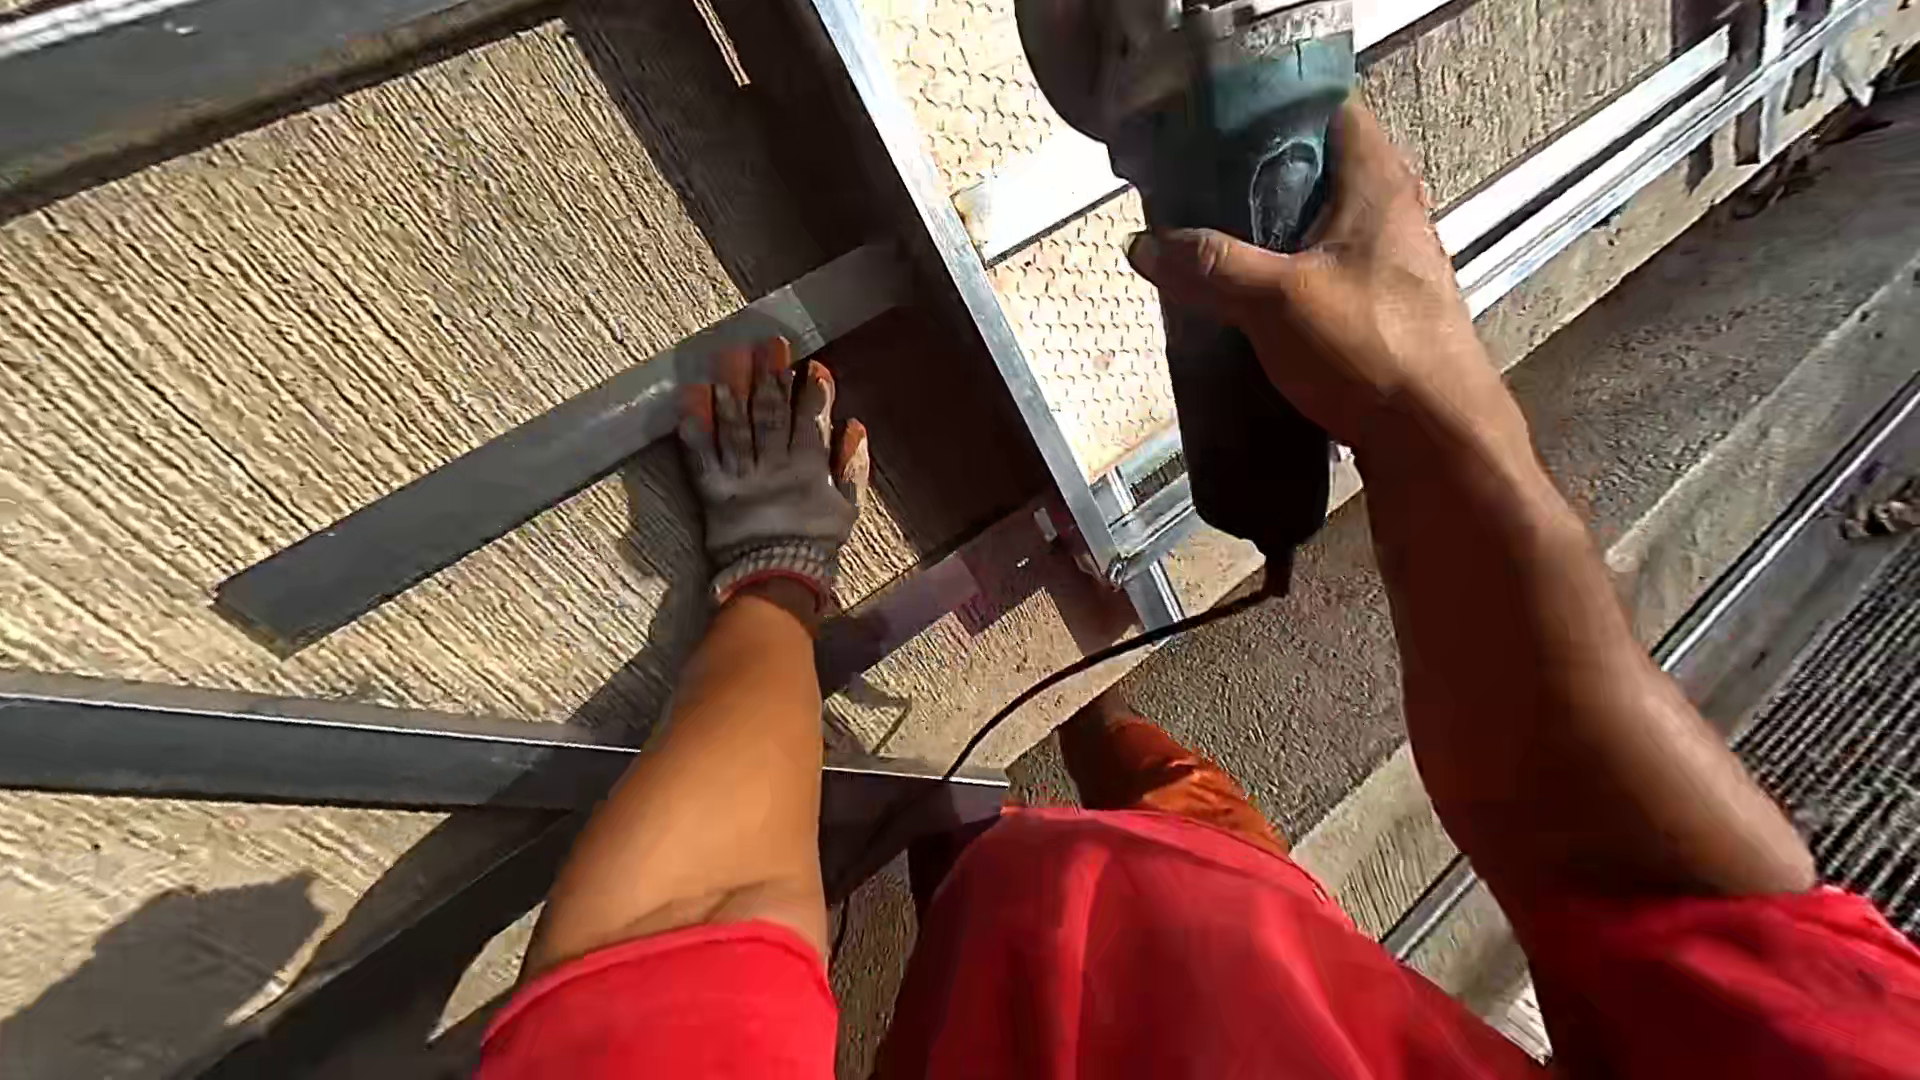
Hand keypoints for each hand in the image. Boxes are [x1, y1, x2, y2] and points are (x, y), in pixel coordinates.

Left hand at [677, 337, 868, 618]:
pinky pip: (701, 455)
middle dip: (771, 377)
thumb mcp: (847, 507)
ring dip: (733, 389)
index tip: (813, 366)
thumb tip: (854, 425)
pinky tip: (689, 395)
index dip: (812, 393)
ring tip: (730, 356)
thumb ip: (850, 466)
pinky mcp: (712, 489)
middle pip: (770, 414)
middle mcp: (772, 465)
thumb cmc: (817, 541)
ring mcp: (739, 476)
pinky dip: (695, 426)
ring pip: (736, 426)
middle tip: (770, 343)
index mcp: (808, 468)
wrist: (778, 578)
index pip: (810, 421)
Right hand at [1124, 101, 1512, 454]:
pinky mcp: (1368, 307)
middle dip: (1248, 186)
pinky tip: (1241, 305)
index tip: (1207, 144)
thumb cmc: (1369, 350)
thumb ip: (1210, 267)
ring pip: (1307, 229)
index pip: (1322, 111)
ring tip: (1206, 256)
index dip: (1264, 118)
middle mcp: (1384, 212)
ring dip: (1259, 240)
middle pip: (1308, 173)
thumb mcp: (1277, 301)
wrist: (1429, 432)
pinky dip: (1275, 279)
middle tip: (1192, 206)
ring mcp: (1379, 263)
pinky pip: (1311, 273)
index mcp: (1375, 183)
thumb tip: (1144, 245)